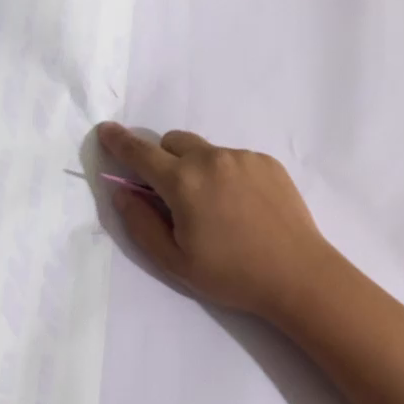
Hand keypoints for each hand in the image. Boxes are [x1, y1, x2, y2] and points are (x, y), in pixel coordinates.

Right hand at [98, 123, 339, 319]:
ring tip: (216, 211)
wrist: (297, 274)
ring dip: (197, 169)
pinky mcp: (267, 162)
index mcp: (184, 182)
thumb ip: (140, 223)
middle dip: (163, 160)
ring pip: (205, 151)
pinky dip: (226, 175)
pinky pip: (234, 159)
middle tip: (171, 196)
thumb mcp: (174, 261)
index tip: (105, 129)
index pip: (141, 152)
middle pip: (173, 142)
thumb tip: (122, 191)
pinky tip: (242, 208)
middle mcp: (212, 159)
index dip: (119, 141)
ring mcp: (243, 157)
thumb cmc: (231, 274)